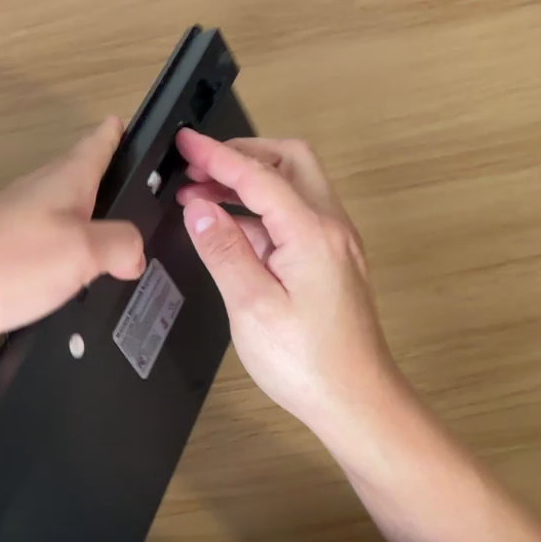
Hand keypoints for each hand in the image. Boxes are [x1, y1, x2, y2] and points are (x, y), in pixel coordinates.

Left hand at [0, 117, 147, 353]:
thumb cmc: (4, 262)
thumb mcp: (82, 250)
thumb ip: (120, 245)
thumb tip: (134, 253)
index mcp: (62, 182)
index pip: (96, 144)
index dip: (116, 132)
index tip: (127, 121)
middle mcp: (36, 197)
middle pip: (77, 179)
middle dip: (103, 178)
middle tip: (130, 183)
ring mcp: (14, 229)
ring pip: (58, 216)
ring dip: (83, 220)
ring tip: (111, 236)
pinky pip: (41, 252)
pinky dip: (62, 259)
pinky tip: (70, 278)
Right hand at [174, 131, 405, 437]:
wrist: (354, 400)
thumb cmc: (306, 361)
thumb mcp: (251, 305)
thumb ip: (224, 250)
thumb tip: (199, 210)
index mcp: (311, 234)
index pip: (258, 176)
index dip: (217, 155)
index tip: (185, 141)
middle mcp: (330, 230)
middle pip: (289, 162)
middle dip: (240, 154)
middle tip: (197, 165)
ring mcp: (333, 245)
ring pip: (291, 188)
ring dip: (246, 182)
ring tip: (199, 195)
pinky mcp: (328, 263)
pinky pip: (292, 217)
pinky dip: (256, 210)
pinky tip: (226, 229)